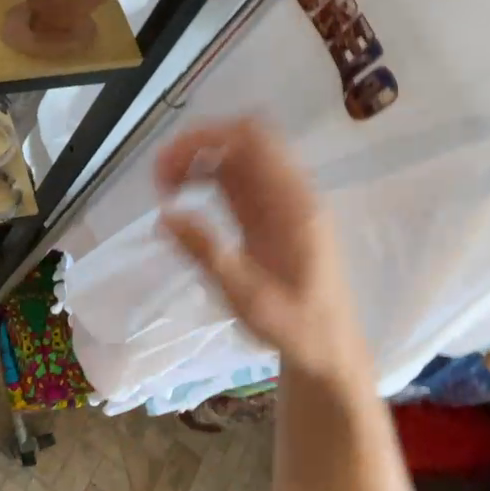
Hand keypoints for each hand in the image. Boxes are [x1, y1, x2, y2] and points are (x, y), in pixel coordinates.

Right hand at [155, 118, 363, 377]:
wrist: (329, 352)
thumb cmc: (295, 328)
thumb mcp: (250, 299)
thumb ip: (209, 255)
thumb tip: (165, 216)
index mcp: (294, 204)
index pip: (252, 140)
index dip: (206, 140)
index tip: (168, 170)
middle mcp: (288, 192)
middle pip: (239, 138)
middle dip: (194, 147)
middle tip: (160, 180)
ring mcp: (277, 201)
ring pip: (232, 154)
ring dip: (194, 160)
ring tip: (164, 189)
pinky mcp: (264, 213)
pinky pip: (232, 176)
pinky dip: (201, 176)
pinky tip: (180, 198)